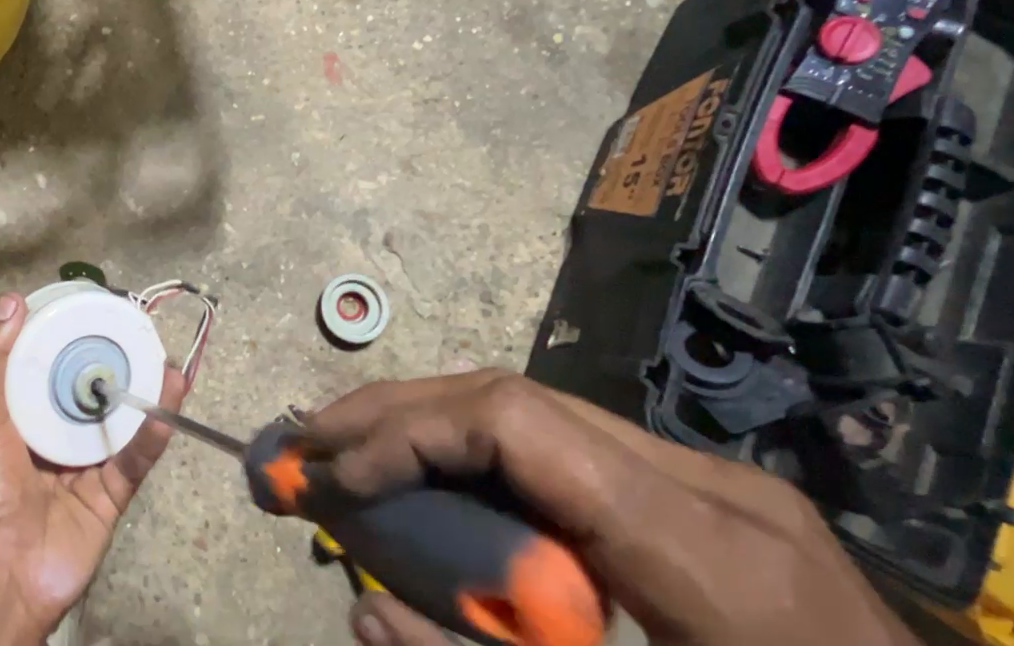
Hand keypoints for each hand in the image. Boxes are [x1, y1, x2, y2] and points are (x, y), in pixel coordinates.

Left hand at [0, 291, 186, 644]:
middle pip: (92, 392)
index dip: (71, 339)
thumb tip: (11, 300)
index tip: (96, 311)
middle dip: (118, 364)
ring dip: (146, 393)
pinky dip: (152, 435)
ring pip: (121, 422)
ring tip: (169, 362)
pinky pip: (134, 461)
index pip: (49, 366)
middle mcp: (53, 435)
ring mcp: (84, 466)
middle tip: (144, 334)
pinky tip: (169, 405)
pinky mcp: (109, 496)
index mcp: (19, 414)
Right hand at [306, 370, 920, 645]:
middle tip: (302, 447)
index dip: (404, 432)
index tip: (334, 480)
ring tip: (343, 454)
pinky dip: (478, 458)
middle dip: (389, 415)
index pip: (516, 422)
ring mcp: (711, 485)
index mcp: (702, 550)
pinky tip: (429, 481)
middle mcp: (705, 487)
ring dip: (425, 426)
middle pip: (510, 398)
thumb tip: (362, 615)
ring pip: (530, 411)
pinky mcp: (705, 501)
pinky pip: (562, 452)